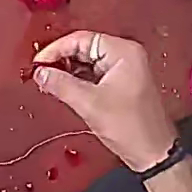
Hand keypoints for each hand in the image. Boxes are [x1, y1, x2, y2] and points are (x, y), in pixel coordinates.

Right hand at [33, 31, 177, 170]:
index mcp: (123, 52)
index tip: (39, 63)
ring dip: (68, 71)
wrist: (152, 152)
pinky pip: (94, 74)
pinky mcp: (121, 82)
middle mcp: (125, 55)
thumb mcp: (89, 104)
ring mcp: (124, 68)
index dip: (57, 50)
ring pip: (87, 61)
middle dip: (61, 60)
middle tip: (41, 73)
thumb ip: (61, 84)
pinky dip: (78, 80)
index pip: (82, 39)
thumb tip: (40, 73)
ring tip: (49, 82)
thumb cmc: (131, 128)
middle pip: (84, 48)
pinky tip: (64, 89)